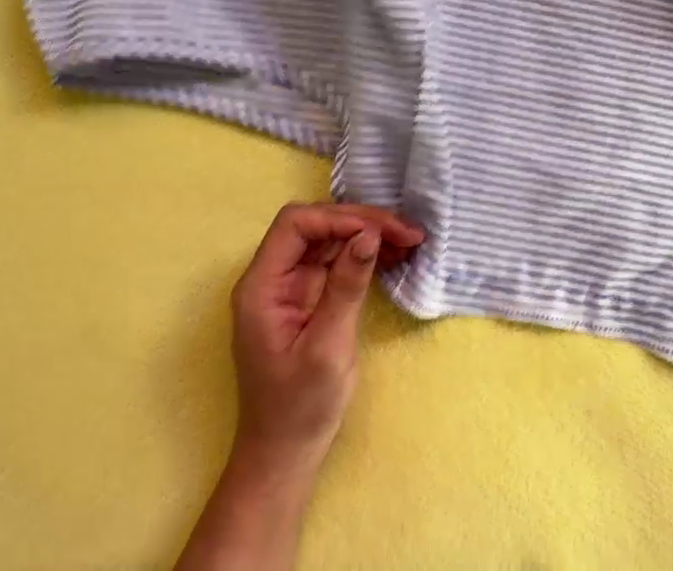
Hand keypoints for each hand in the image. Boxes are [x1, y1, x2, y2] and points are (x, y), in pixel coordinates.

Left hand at [228, 203, 424, 476]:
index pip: (296, 225)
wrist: (284, 453)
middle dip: (360, 223)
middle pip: (314, 227)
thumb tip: (369, 235)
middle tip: (408, 233)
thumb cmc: (300, 407)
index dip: (340, 219)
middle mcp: (272, 279)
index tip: (383, 233)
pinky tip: (394, 258)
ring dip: (367, 236)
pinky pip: (335, 264)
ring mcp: (290, 289)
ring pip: (328, 242)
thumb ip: (346, 287)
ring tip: (410, 241)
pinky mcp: (308, 300)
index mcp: (261, 286)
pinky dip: (364, 257)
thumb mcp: (327, 347)